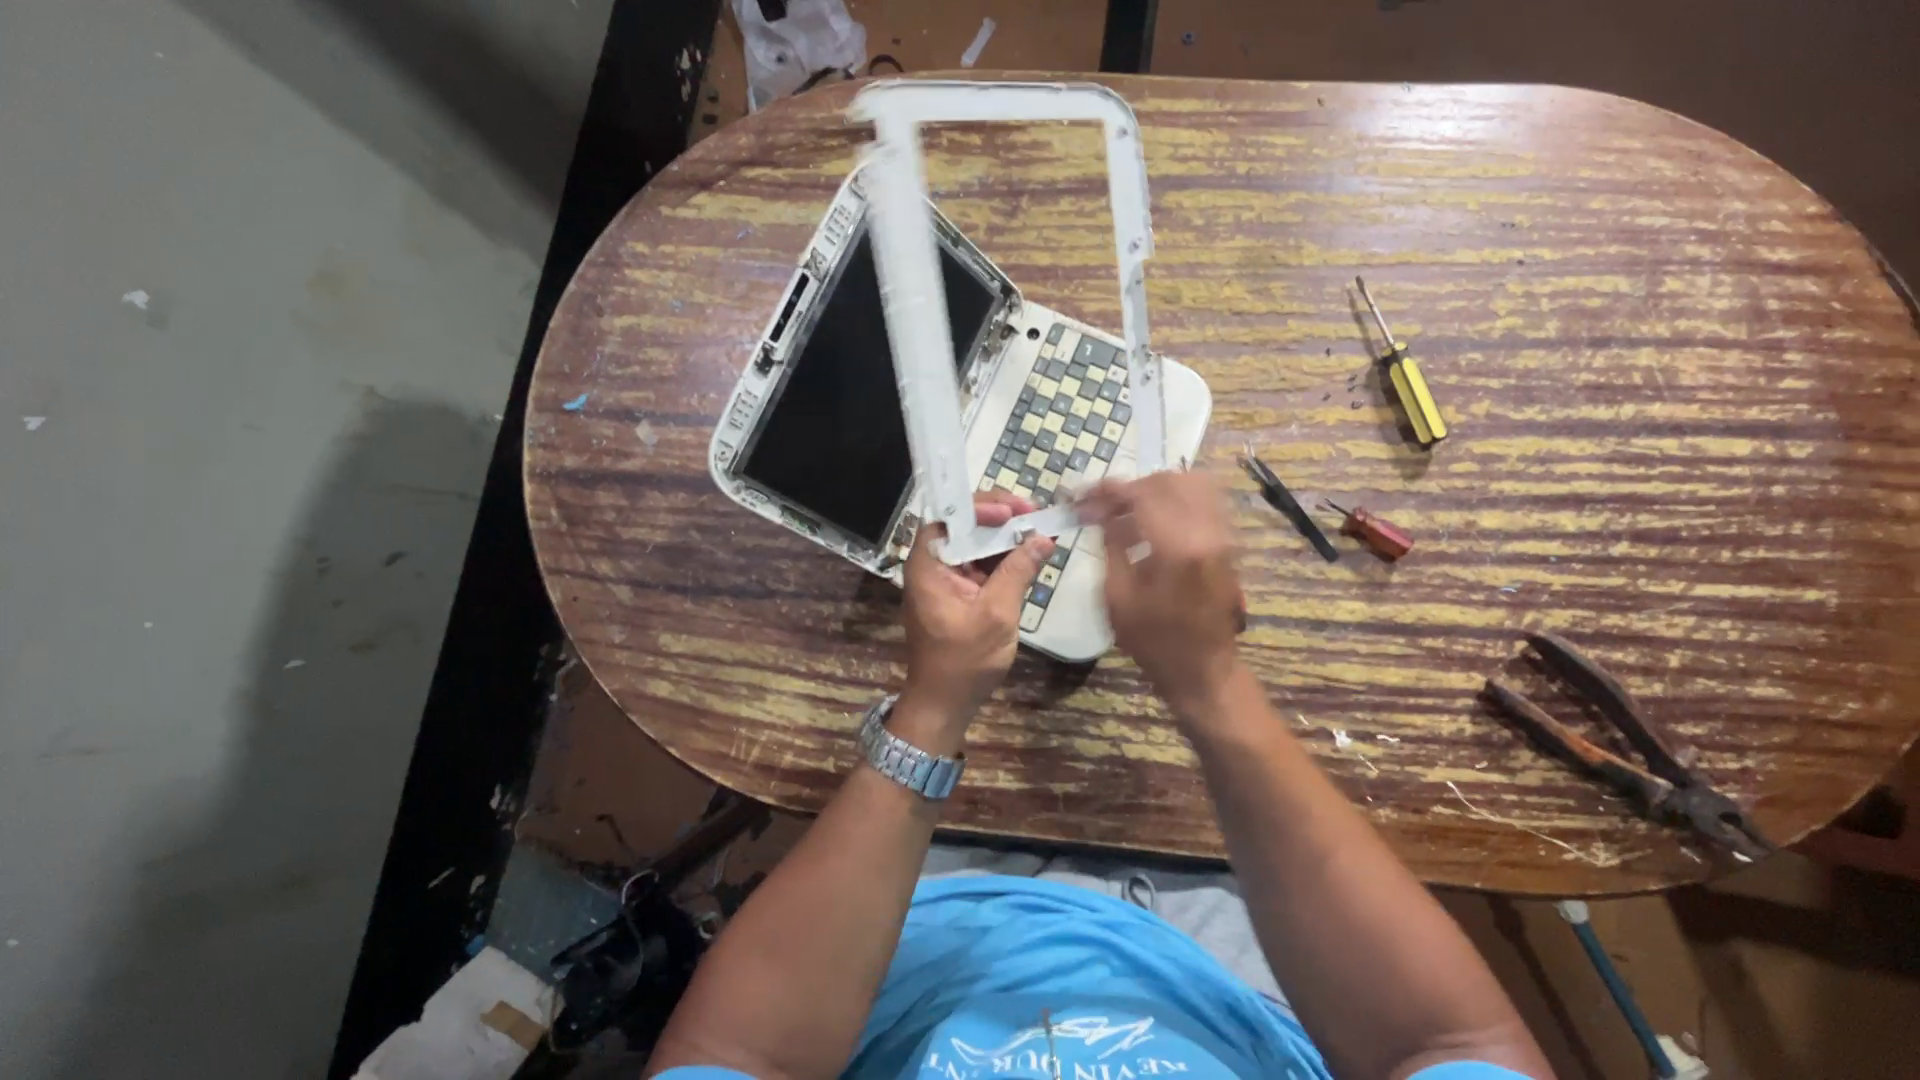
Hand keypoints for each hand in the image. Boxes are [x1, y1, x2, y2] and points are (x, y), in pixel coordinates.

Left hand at [897, 493, 1053, 749]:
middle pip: (963, 526)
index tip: (1013, 510)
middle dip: (999, 519)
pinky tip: (1030, 553)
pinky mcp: (959, 593)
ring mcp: (946, 580)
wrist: (945, 703)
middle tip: (1035, 514)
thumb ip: (1018, 571)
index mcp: (928, 565)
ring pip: (975, 545)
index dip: (980, 507)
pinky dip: (1003, 559)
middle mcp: (932, 565)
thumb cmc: (964, 661)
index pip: (949, 517)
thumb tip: (1044, 539)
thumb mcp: (996, 613)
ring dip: (1005, 537)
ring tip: (1039, 528)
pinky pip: (980, 566)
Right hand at [1077, 472, 1244, 718]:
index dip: (1110, 490)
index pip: (1142, 493)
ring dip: (1156, 490)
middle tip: (1106, 505)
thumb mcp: (1117, 596)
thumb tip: (1103, 513)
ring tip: (1128, 511)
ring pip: (1191, 485)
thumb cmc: (1153, 641)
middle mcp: (1207, 531)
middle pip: (1169, 481)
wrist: (1203, 669)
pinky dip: (1175, 501)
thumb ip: (1111, 545)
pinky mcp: (1227, 543)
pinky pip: (1203, 502)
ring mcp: (1223, 535)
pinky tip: (1152, 523)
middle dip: (1133, 487)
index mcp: (1177, 546)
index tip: (1085, 496)